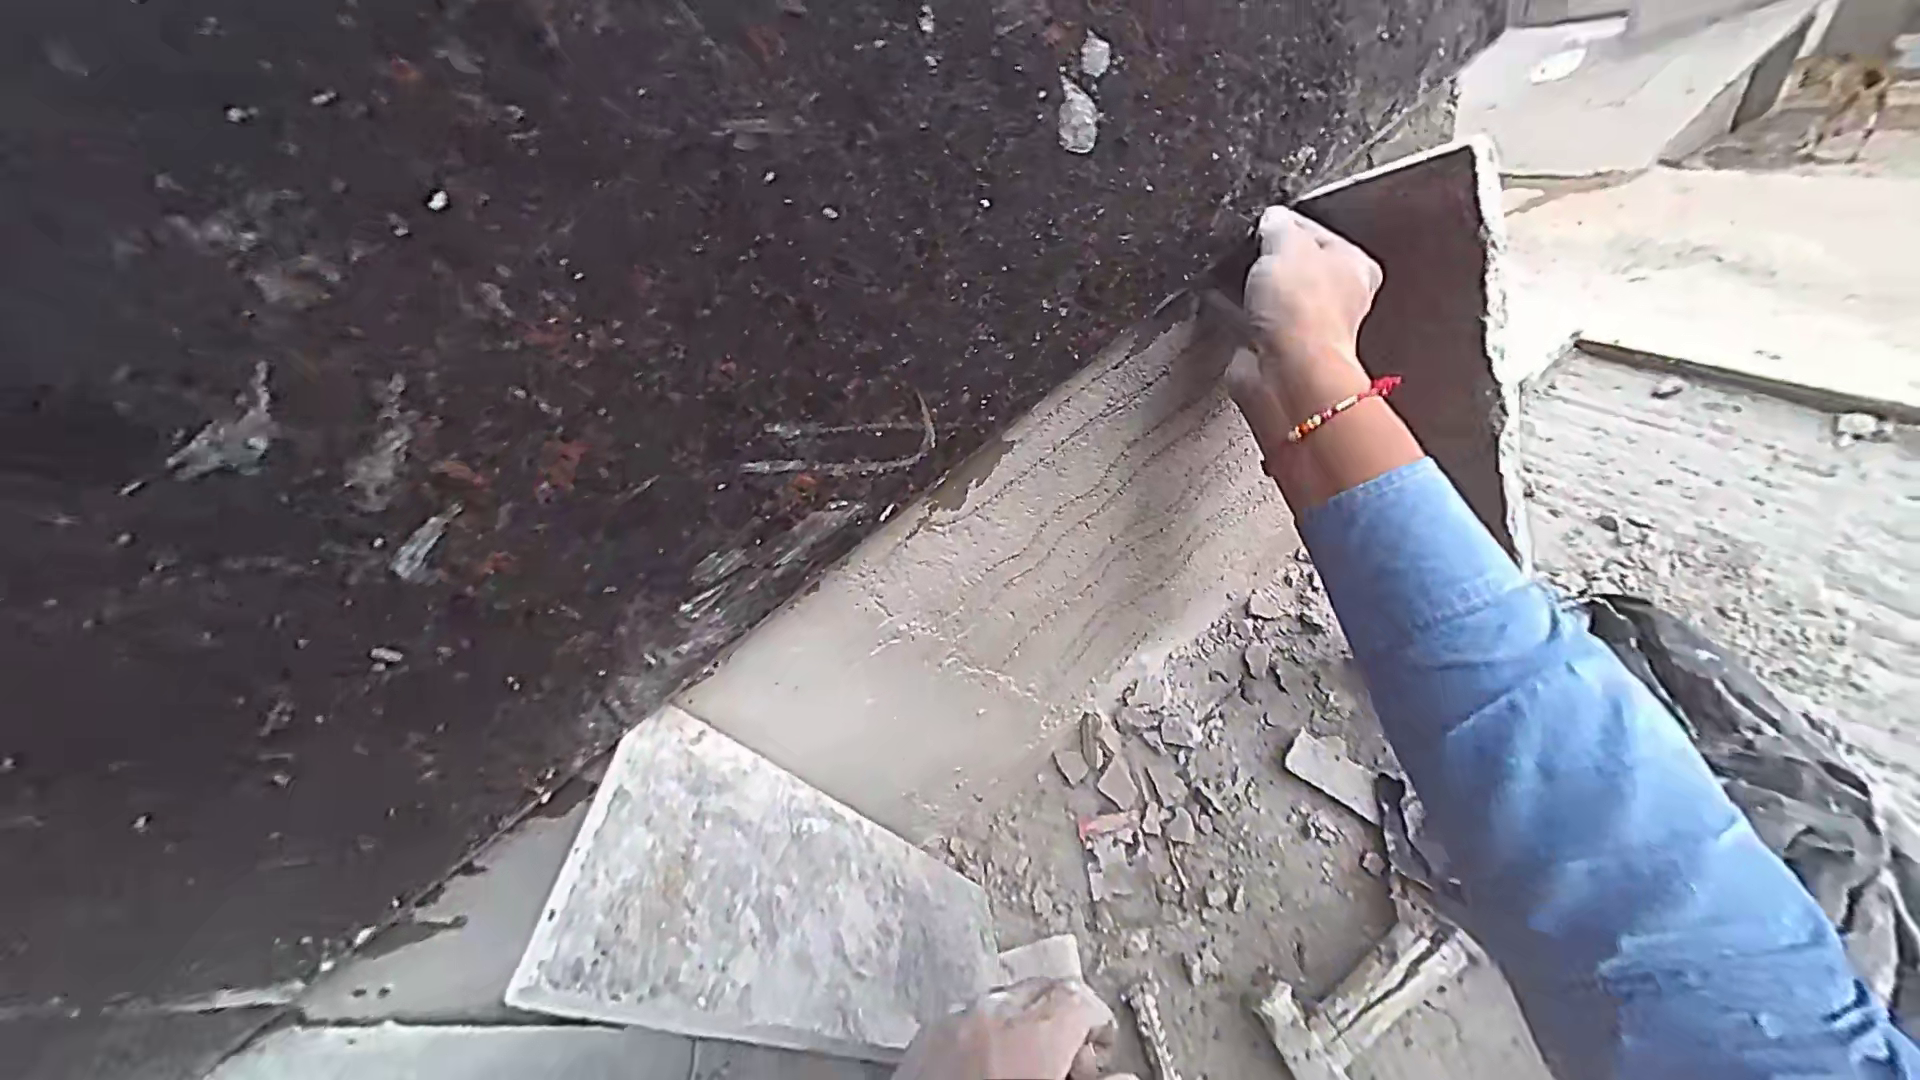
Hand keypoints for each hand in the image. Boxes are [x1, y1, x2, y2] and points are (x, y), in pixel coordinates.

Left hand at [890, 978, 1135, 1079]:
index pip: (1077, 997)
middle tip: (1071, 1060)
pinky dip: (986, 1031)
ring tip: (1027, 1066)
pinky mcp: (926, 1034)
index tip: (1101, 1043)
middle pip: (1039, 989)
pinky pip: (968, 1016)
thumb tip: (1122, 1076)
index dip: (1095, 1018)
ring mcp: (954, 1019)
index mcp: (1032, 1036)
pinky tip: (988, 1069)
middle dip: (1060, 1016)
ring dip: (1021, 1023)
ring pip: (1002, 999)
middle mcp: (992, 1013)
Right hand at [1226, 205, 1381, 423]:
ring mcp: (1302, 327)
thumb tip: (1270, 220)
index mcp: (1352, 265)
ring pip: (1270, 298)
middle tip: (1245, 251)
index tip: (1262, 222)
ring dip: (1249, 290)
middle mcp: (1332, 298)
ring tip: (1229, 277)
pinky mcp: (1272, 350)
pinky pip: (1249, 323)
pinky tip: (1222, 305)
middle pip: (1292, 266)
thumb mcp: (1287, 246)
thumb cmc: (1302, 313)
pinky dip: (1235, 314)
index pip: (1314, 231)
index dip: (1283, 224)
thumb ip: (1278, 226)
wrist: (1285, 372)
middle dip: (1266, 260)